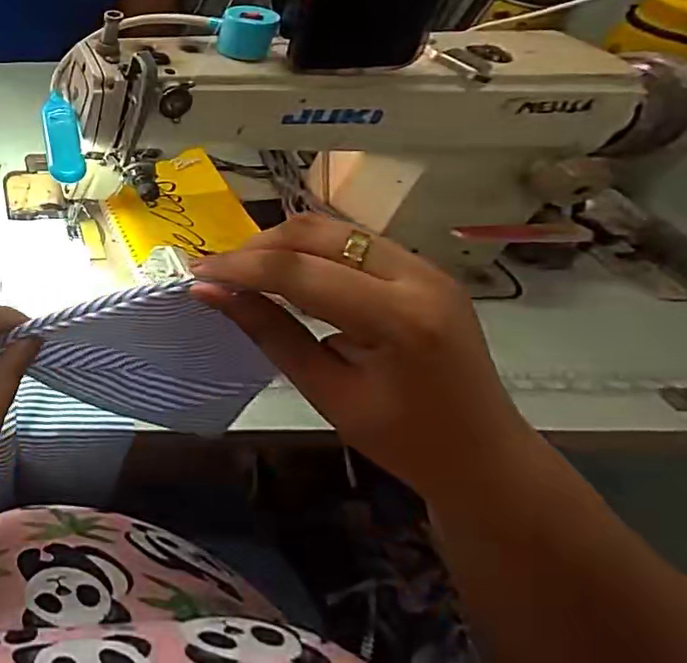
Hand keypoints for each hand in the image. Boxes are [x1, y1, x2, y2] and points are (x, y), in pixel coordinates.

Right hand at [191, 215, 537, 501]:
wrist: (488, 459)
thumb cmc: (407, 442)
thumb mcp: (328, 394)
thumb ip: (268, 333)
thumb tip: (209, 293)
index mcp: (399, 319)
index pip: (300, 270)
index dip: (240, 267)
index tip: (197, 273)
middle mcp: (417, 276)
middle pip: (314, 233)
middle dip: (257, 247)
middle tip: (220, 273)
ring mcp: (424, 266)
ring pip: (330, 228)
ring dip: (280, 243)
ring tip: (246, 271)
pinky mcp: (421, 266)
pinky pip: (350, 240)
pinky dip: (308, 250)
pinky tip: (287, 273)